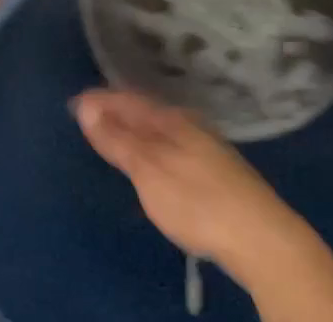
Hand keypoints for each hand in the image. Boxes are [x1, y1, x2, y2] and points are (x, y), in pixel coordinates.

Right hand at [70, 88, 298, 266]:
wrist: (257, 232)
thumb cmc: (196, 200)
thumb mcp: (150, 171)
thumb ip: (119, 140)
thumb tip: (87, 106)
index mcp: (172, 119)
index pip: (130, 99)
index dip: (102, 99)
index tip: (76, 100)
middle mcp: (189, 124)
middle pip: (146, 109)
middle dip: (117, 108)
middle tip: (89, 111)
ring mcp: (205, 144)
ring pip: (161, 125)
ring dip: (135, 125)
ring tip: (114, 131)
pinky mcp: (214, 167)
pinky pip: (172, 141)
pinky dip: (152, 142)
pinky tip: (152, 155)